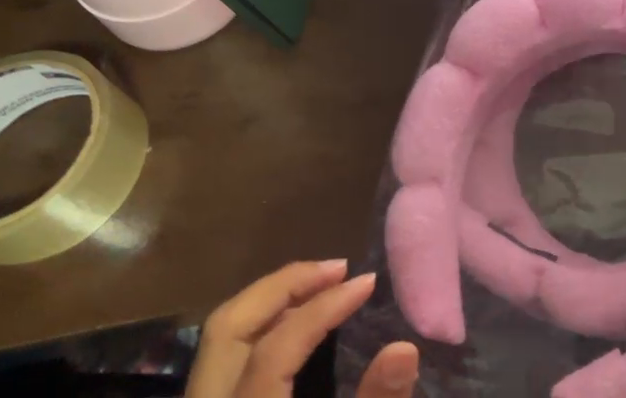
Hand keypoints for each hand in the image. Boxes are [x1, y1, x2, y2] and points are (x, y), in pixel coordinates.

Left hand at [184, 261, 417, 397]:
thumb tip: (404, 347)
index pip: (278, 345)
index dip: (324, 307)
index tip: (368, 283)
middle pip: (229, 325)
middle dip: (286, 286)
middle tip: (339, 269)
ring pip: (221, 336)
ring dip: (273, 300)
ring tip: (324, 285)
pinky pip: (224, 356)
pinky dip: (261, 325)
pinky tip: (299, 326)